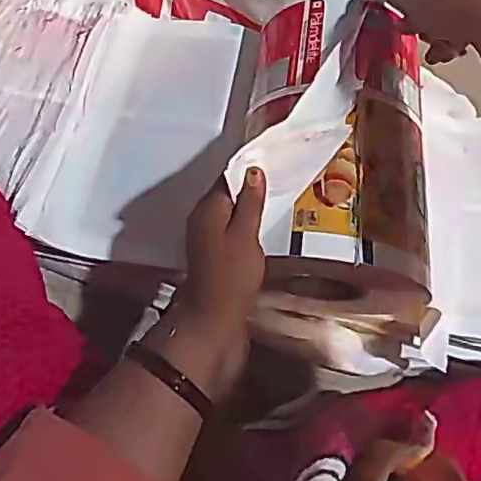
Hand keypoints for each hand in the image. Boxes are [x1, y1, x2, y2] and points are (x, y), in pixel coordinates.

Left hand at [178, 167, 267, 332]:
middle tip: (278, 179)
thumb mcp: (246, 235)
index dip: (248, 168)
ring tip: (274, 200)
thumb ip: (250, 202)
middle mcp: (201, 216)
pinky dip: (242, 223)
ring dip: (247, 205)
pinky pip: (227, 226)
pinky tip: (260, 227)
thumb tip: (253, 170)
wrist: (213, 320)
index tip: (271, 160)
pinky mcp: (210, 250)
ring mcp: (204, 234)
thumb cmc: (231, 276)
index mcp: (208, 207)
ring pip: (227, 210)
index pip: (227, 176)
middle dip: (249, 186)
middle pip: (226, 192)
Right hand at [387, 0, 480, 70]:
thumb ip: (400, 4)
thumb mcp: (415, 12)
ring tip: (442, 49)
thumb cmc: (452, 14)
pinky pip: (472, 12)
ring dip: (444, 28)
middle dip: (424, 16)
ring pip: (452, 6)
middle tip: (419, 32)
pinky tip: (460, 46)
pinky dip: (464, 28)